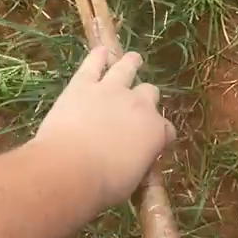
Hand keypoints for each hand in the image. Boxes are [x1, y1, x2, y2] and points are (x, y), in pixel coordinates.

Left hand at [30, 47, 175, 211]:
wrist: (70, 170)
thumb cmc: (105, 185)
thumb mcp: (133, 180)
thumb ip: (139, 162)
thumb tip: (135, 160)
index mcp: (156, 131)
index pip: (167, 129)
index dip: (160, 135)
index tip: (153, 143)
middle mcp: (140, 105)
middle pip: (150, 93)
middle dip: (146, 99)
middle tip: (136, 107)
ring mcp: (111, 91)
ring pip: (127, 68)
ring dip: (131, 63)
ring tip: (134, 59)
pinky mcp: (83, 85)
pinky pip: (93, 64)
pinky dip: (98, 57)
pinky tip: (101, 52)